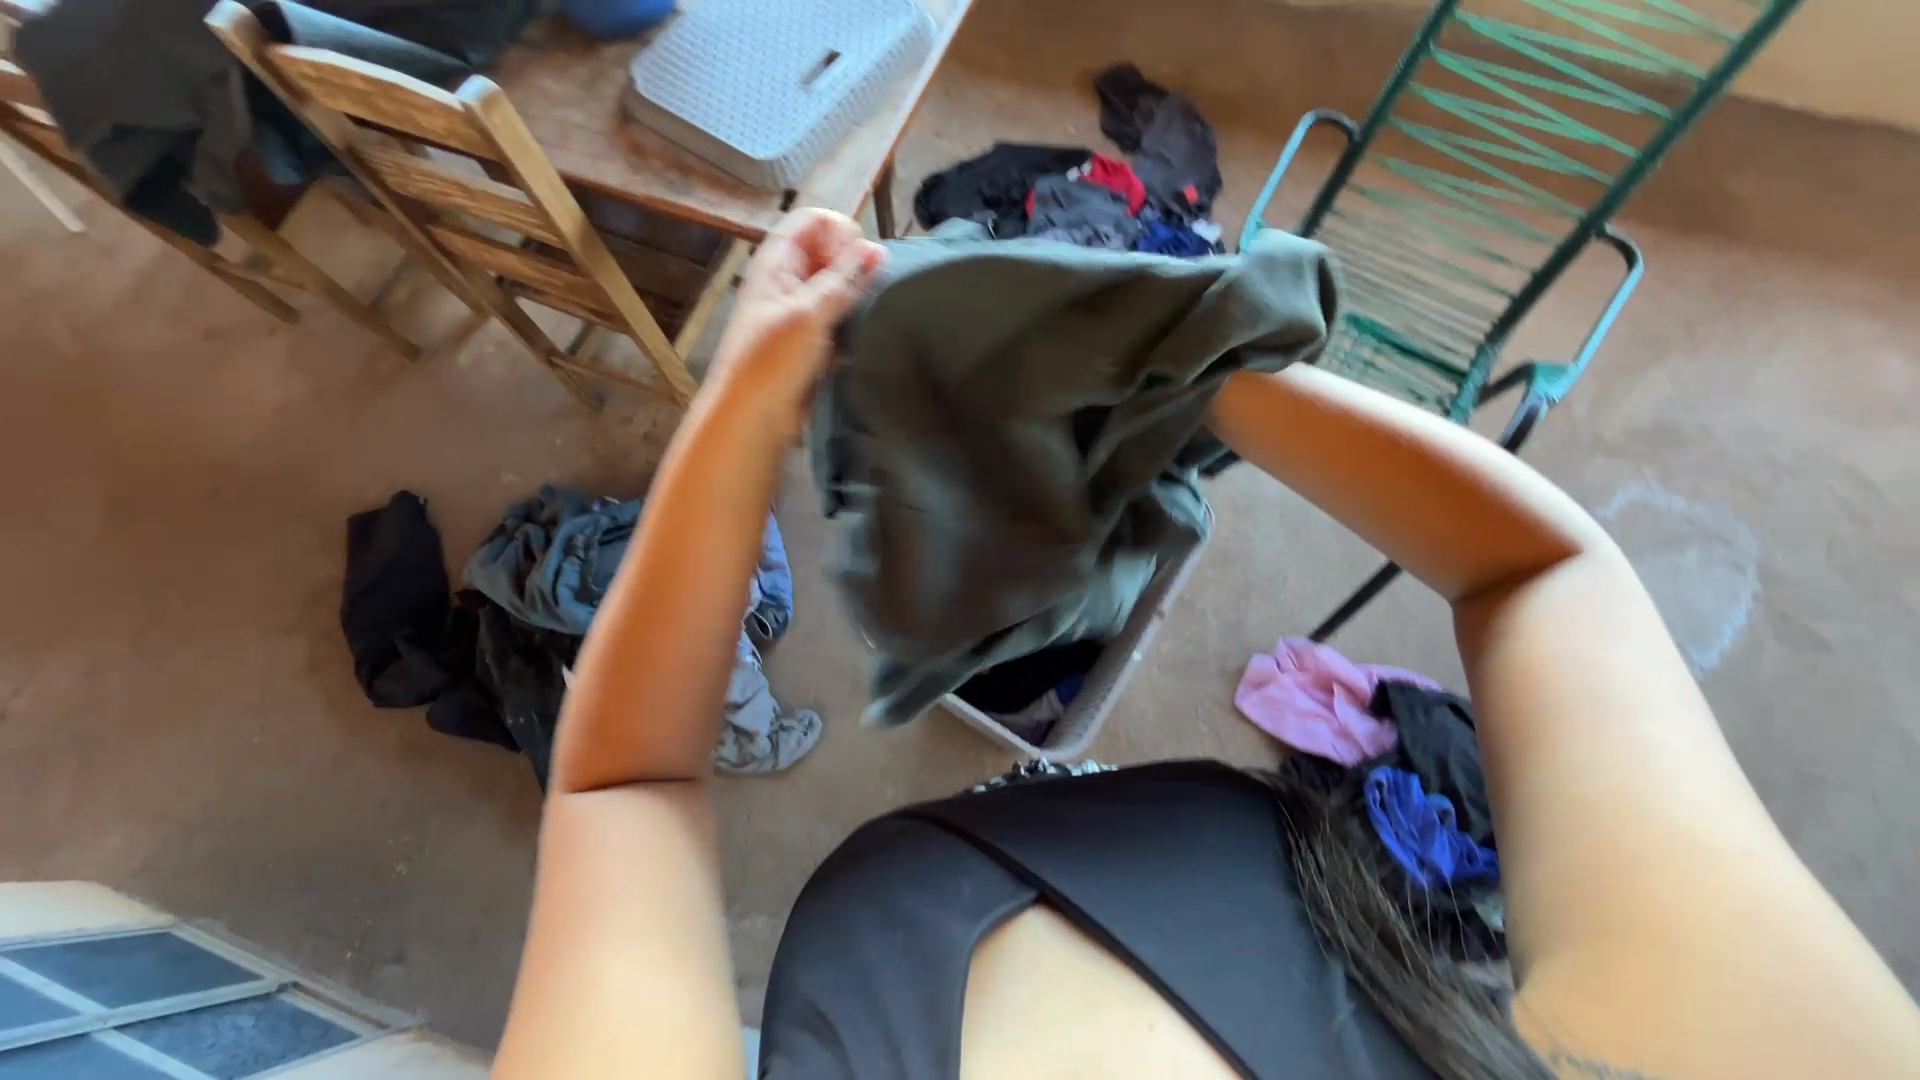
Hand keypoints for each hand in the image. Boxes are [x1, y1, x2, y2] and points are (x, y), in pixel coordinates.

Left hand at [706, 208, 884, 437]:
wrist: (754, 417)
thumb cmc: (771, 362)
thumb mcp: (810, 313)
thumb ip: (844, 279)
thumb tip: (875, 251)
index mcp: (777, 262)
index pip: (815, 221)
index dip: (840, 231)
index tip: (859, 259)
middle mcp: (789, 281)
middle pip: (830, 252)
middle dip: (854, 263)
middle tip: (868, 289)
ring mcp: (801, 311)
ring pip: (838, 287)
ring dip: (857, 295)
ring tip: (869, 311)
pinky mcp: (814, 340)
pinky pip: (841, 318)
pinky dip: (854, 321)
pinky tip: (864, 333)